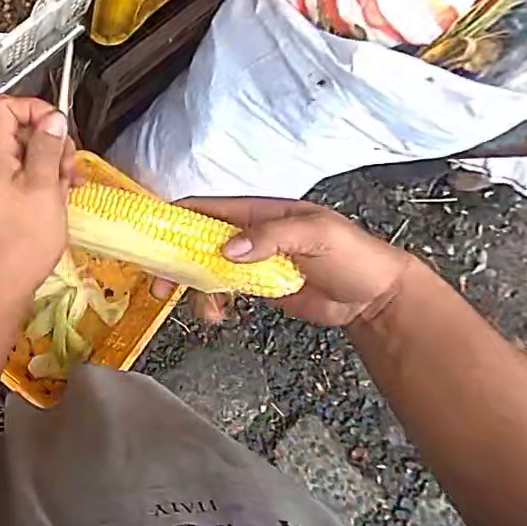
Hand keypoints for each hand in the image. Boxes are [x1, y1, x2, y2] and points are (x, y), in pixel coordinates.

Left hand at [0, 97, 75, 300]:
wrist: (6, 280)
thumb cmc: (23, 237)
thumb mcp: (43, 184)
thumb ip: (47, 146)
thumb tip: (54, 118)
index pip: (6, 108)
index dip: (35, 110)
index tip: (58, 129)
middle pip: (22, 129)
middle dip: (51, 141)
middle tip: (65, 165)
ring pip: (30, 153)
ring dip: (54, 163)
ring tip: (67, 185)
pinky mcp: (8, 198)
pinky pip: (30, 175)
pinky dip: (49, 179)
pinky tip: (63, 194)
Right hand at [151, 198, 418, 327]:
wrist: (375, 298)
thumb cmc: (352, 256)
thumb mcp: (317, 235)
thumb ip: (271, 237)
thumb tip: (227, 250)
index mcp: (257, 213)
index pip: (206, 208)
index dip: (175, 217)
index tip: (151, 237)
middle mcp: (246, 234)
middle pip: (195, 242)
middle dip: (174, 261)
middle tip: (160, 285)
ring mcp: (248, 262)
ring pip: (203, 270)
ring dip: (192, 290)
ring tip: (202, 312)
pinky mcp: (253, 287)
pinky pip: (220, 293)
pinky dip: (211, 304)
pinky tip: (220, 317)